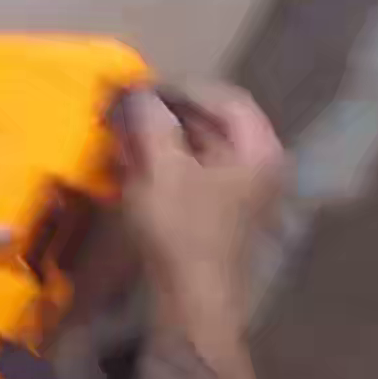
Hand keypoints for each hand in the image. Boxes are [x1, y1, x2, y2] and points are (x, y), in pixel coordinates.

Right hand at [121, 86, 283, 341]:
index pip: (226, 100)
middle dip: (167, 112)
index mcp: (256, 150)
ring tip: (120, 131)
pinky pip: (186, 169)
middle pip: (212, 123)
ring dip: (159, 135)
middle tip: (125, 108)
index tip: (141, 88)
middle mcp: (254, 164)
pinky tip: (128, 160)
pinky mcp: (211, 207)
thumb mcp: (162, 171)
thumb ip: (152, 127)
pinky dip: (158, 158)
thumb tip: (138, 93)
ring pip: (196, 147)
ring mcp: (234, 188)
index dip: (183, 89)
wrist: (189, 290)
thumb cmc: (181, 227)